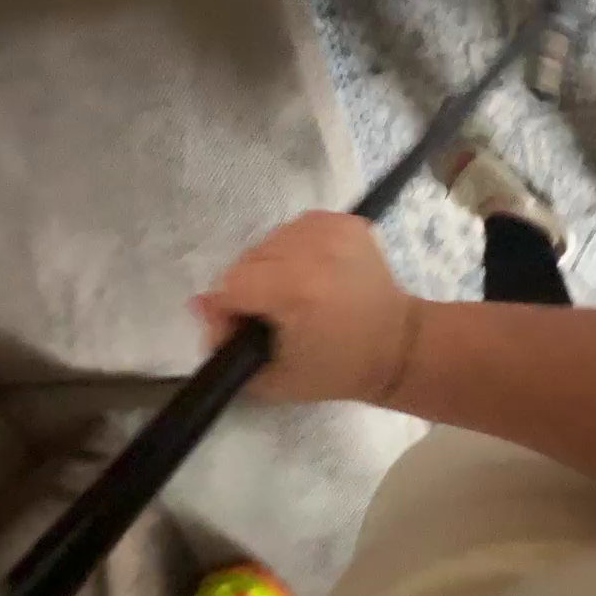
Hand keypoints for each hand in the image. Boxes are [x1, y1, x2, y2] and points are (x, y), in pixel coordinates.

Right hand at [192, 211, 416, 402]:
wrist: (397, 345)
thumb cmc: (335, 368)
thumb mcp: (272, 375)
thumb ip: (225, 343)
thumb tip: (198, 304)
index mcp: (295, 288)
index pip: (230, 285)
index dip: (229, 310)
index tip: (246, 327)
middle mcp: (312, 250)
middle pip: (247, 260)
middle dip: (250, 287)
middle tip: (273, 314)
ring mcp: (331, 229)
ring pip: (269, 241)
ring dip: (271, 266)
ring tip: (295, 293)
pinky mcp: (344, 220)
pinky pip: (294, 228)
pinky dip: (294, 249)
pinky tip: (312, 273)